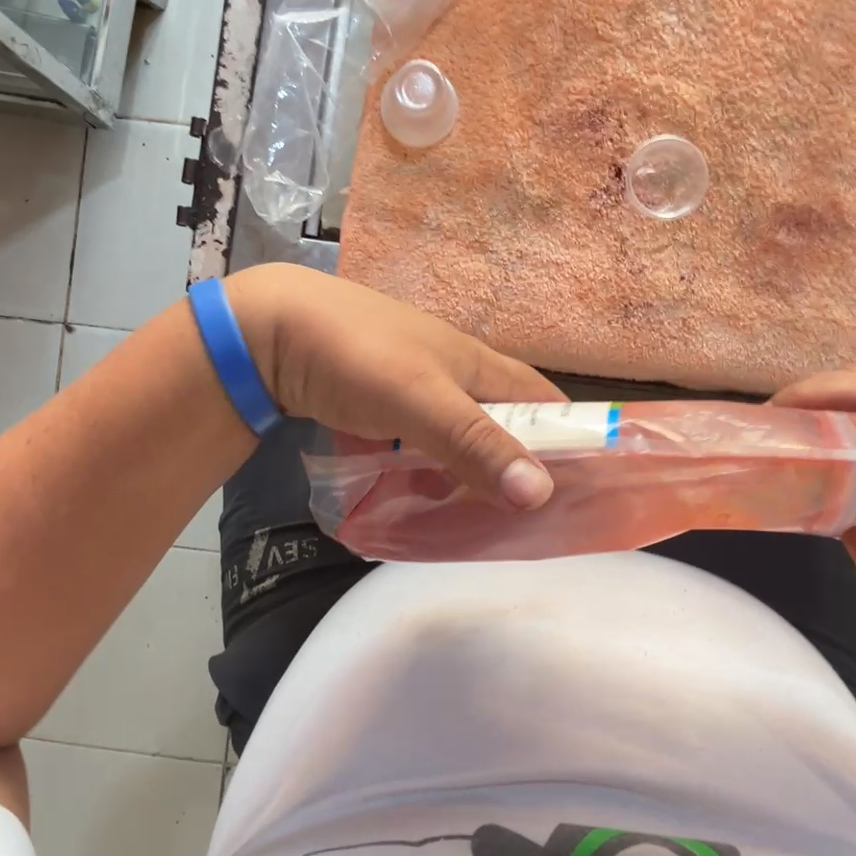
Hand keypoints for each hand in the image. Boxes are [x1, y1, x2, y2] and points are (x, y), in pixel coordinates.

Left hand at [225, 263, 564, 508]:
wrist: (269, 331)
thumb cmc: (356, 354)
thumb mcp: (421, 400)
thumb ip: (476, 443)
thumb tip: (542, 494)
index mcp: (479, 365)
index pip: (547, 404)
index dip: (574, 440)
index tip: (586, 491)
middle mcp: (455, 375)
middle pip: (505, 426)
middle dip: (520, 468)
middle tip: (528, 522)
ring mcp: (415, 390)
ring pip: (461, 438)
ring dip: (473, 474)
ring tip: (482, 524)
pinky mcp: (381, 406)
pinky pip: (421, 445)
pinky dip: (430, 470)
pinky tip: (425, 499)